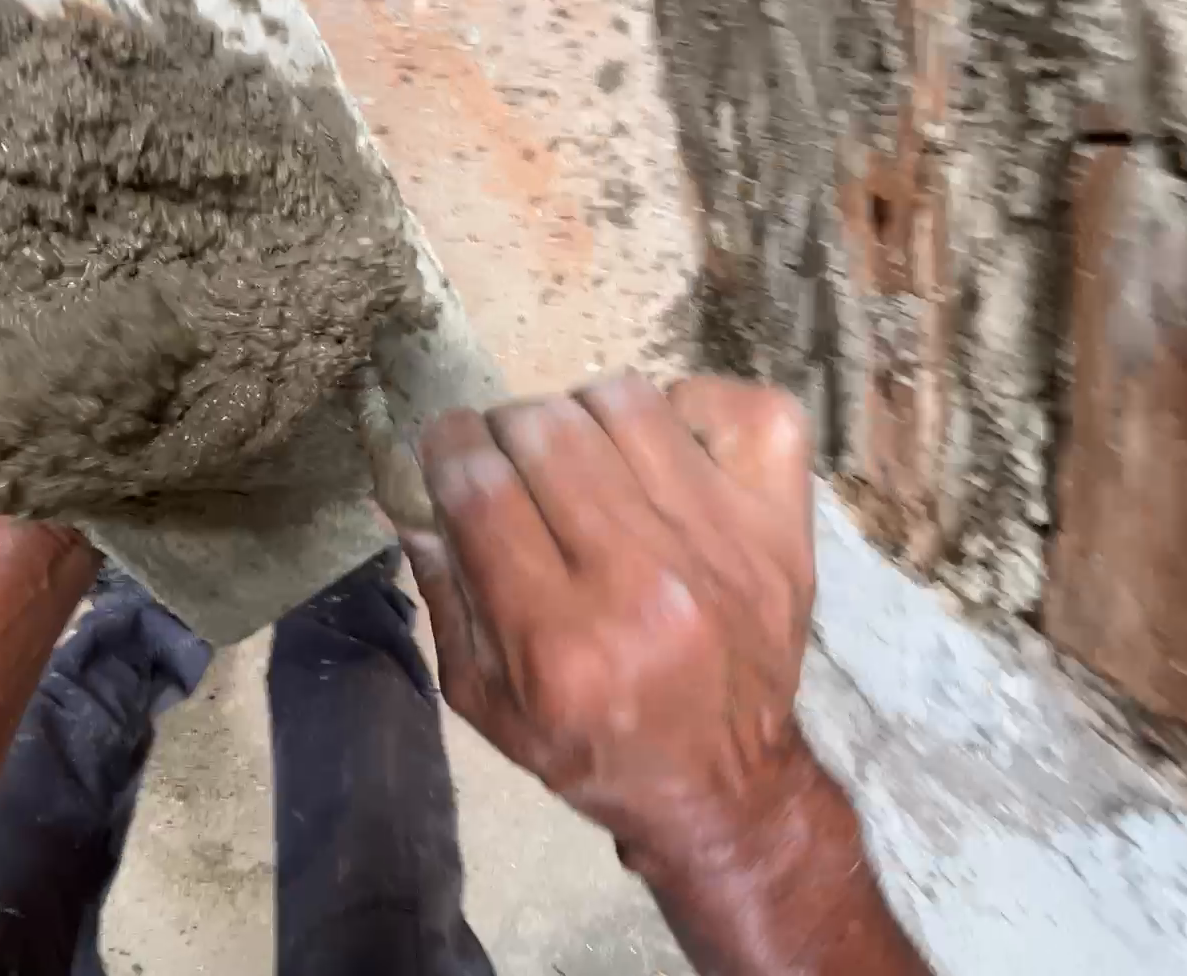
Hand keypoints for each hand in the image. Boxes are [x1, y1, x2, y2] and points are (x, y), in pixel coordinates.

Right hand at [403, 372, 815, 856]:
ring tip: (579, 454)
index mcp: (556, 638)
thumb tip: (405, 493)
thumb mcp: (479, 694)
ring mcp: (722, 544)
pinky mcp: (780, 524)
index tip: (444, 444)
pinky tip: (661, 451)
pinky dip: (686, 408)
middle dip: (502, 430)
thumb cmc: (583, 744)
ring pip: (622, 401)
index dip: (445, 445)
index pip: (479, 487)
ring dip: (579, 415)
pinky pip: (735, 405)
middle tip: (507, 458)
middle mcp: (640, 583)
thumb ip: (439, 587)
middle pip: (544, 430)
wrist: (719, 784)